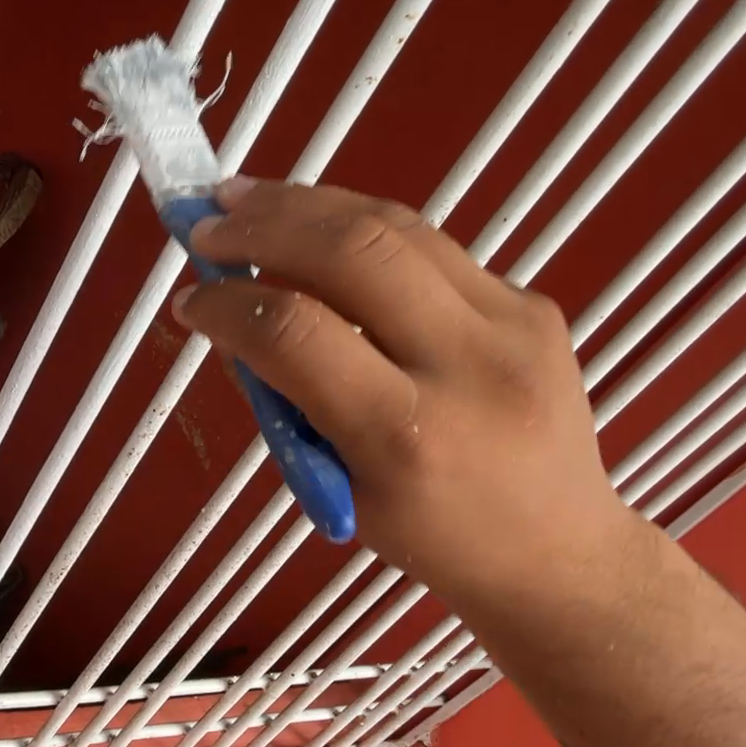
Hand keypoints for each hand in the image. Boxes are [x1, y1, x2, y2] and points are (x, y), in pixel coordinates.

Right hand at [170, 176, 646, 600]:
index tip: (188, 301)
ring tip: (242, 197)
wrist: (558, 549)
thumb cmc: (424, 534)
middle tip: (205, 222)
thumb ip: (285, 394)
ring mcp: (514, 322)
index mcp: (406, 434)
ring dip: (303, 203)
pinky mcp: (530, 301)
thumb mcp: (331, 483)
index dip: (228, 305)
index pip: (296, 334)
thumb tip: (236, 316)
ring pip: (393, 226)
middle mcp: (469, 365)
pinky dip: (349, 225)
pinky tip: (309, 226)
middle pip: (353, 253)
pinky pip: (423, 243)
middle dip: (263, 227)